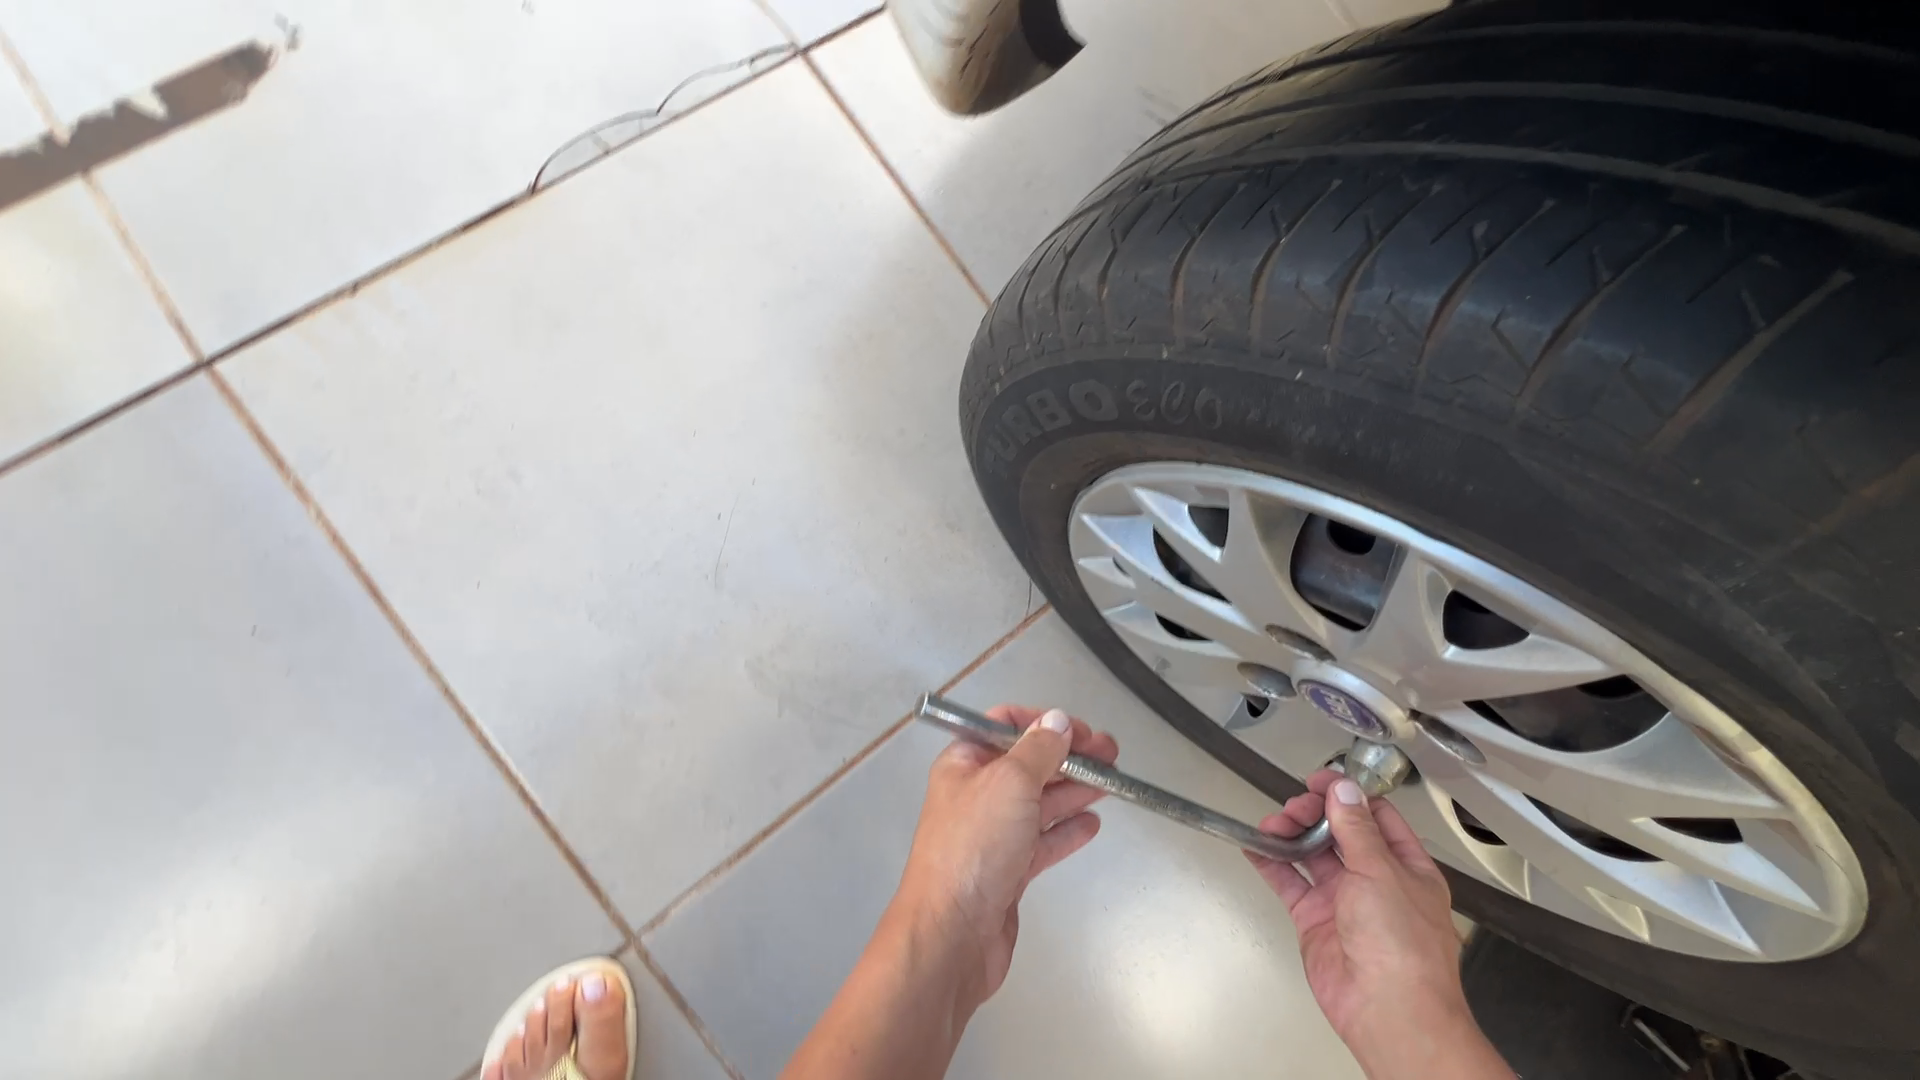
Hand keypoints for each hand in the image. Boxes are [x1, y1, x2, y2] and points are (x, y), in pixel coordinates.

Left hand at [894, 705, 1118, 1009]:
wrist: (952, 934)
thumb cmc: (975, 845)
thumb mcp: (1010, 782)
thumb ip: (1038, 749)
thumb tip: (1058, 720)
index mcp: (965, 762)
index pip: (1005, 725)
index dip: (1043, 723)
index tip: (1081, 731)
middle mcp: (977, 793)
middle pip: (1028, 764)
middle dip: (1069, 756)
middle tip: (1111, 754)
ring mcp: (992, 834)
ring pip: (1039, 801)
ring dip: (1075, 789)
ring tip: (1112, 782)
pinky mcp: (1008, 870)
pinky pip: (1043, 841)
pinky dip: (1067, 830)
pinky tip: (1092, 823)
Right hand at [1249, 770, 1511, 1079]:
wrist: (1388, 1012)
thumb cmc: (1402, 945)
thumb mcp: (1382, 873)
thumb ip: (1356, 828)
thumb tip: (1345, 790)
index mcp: (1406, 867)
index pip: (1375, 817)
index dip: (1347, 795)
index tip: (1319, 780)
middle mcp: (1375, 881)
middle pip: (1339, 832)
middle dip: (1314, 814)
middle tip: (1294, 806)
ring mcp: (1343, 901)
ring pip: (1311, 854)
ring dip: (1290, 834)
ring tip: (1271, 825)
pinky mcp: (1314, 919)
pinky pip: (1289, 882)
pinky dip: (1270, 862)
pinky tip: (1254, 845)